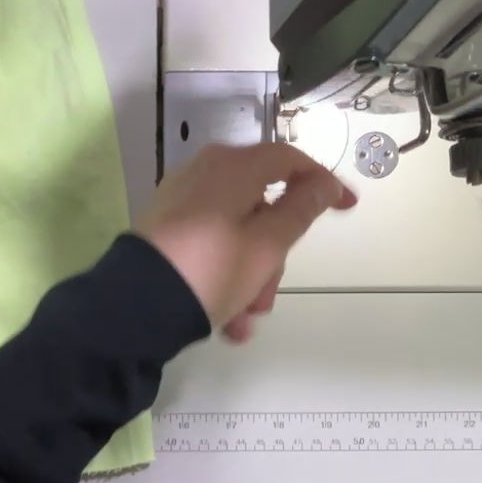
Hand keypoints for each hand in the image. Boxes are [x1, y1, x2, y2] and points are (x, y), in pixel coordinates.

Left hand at [137, 143, 356, 342]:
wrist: (135, 308)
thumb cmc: (209, 272)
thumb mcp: (265, 246)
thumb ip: (300, 210)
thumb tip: (322, 182)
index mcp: (232, 167)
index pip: (290, 161)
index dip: (322, 182)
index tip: (346, 207)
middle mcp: (203, 175)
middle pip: (260, 208)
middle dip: (271, 259)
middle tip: (266, 298)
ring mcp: (179, 203)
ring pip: (235, 236)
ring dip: (248, 280)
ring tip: (241, 321)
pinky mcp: (162, 231)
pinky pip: (208, 248)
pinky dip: (222, 279)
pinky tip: (224, 321)